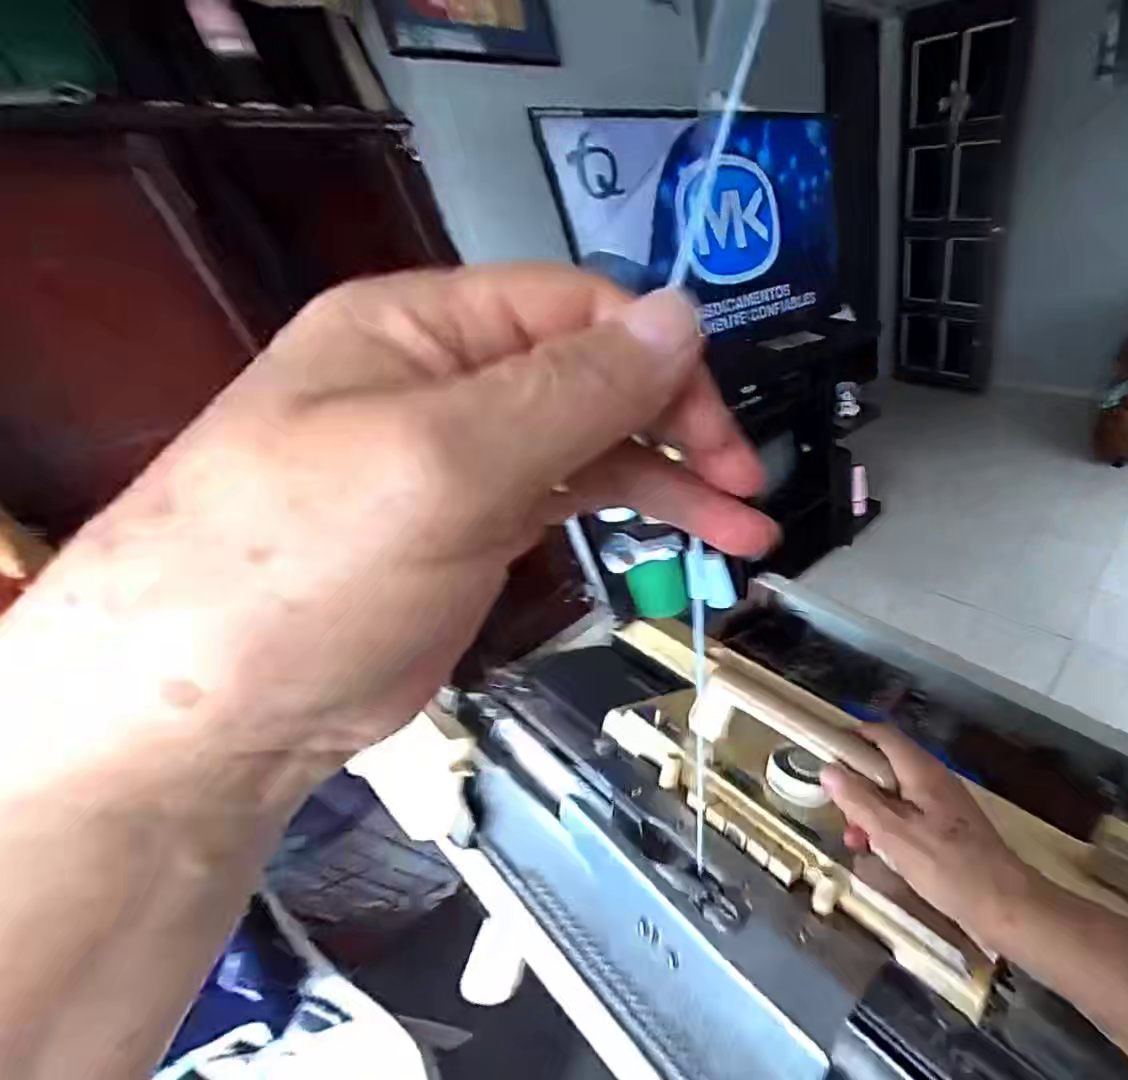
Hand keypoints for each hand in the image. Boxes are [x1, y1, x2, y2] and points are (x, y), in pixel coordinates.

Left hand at [0, 264, 775, 787]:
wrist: (212, 720)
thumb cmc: (301, 575)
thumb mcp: (448, 464)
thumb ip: (576, 388)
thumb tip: (683, 317)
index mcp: (431, 329)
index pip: (585, 310)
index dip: (662, 360)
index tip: (716, 429)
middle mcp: (463, 375)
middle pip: (611, 375)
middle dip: (688, 426)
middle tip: (745, 481)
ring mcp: (487, 447)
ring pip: (616, 438)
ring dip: (689, 478)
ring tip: (750, 525)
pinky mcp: (504, 510)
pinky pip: (599, 488)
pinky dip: (657, 508)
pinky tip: (707, 531)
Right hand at [821, 726, 1041, 948]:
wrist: (1002, 902)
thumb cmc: (946, 866)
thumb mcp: (894, 835)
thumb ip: (861, 802)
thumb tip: (829, 769)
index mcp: (922, 770)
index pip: (884, 735)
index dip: (854, 737)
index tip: (826, 751)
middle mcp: (934, 777)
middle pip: (888, 765)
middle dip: (859, 785)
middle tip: (839, 814)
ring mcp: (944, 802)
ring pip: (897, 794)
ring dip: (872, 812)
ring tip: (856, 841)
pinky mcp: (949, 826)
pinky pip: (911, 815)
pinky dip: (891, 827)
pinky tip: (884, 854)